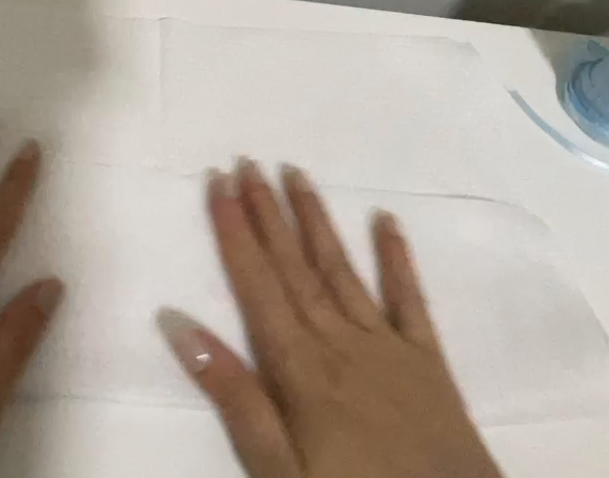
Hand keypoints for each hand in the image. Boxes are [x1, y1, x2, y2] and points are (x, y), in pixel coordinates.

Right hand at [158, 161, 502, 477]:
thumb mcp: (277, 472)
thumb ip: (234, 397)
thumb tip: (178, 323)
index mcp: (299, 367)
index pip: (256, 282)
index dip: (234, 229)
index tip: (218, 181)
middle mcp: (340, 341)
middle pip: (294, 265)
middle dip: (266, 211)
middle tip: (247, 162)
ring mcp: (388, 348)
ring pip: (341, 269)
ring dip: (315, 219)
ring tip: (296, 173)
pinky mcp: (430, 364)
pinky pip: (410, 301)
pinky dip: (396, 258)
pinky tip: (386, 219)